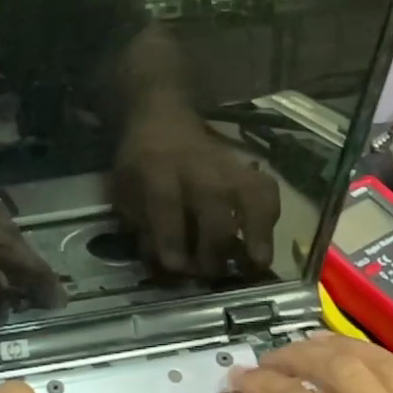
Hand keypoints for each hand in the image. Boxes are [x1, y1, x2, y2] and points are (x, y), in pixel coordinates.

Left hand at [113, 105, 279, 277]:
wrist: (162, 119)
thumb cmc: (139, 163)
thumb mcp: (123, 190)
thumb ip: (139, 224)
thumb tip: (165, 262)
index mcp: (155, 166)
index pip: (165, 201)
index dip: (170, 235)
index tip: (176, 266)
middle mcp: (195, 165)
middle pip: (213, 203)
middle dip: (213, 243)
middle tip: (210, 273)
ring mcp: (225, 165)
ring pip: (250, 194)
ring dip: (256, 230)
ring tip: (257, 263)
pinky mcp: (246, 168)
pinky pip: (266, 190)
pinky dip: (270, 216)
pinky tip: (264, 242)